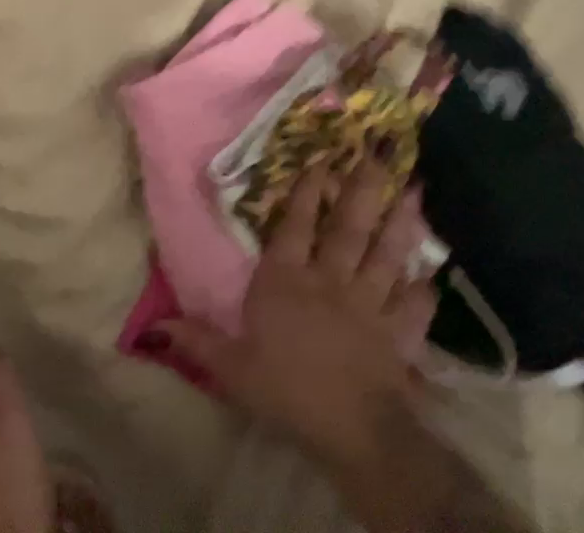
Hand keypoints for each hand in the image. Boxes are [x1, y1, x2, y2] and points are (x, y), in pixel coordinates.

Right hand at [150, 162, 436, 469]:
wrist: (354, 429)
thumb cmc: (285, 390)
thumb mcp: (230, 367)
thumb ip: (195, 339)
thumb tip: (151, 326)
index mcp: (284, 282)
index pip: (294, 228)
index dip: (306, 192)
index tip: (320, 159)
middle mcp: (329, 281)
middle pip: (347, 228)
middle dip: (362, 189)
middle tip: (378, 154)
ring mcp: (369, 304)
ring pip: (387, 254)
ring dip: (400, 222)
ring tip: (414, 189)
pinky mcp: (399, 332)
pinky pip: (413, 302)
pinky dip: (423, 285)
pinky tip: (431, 270)